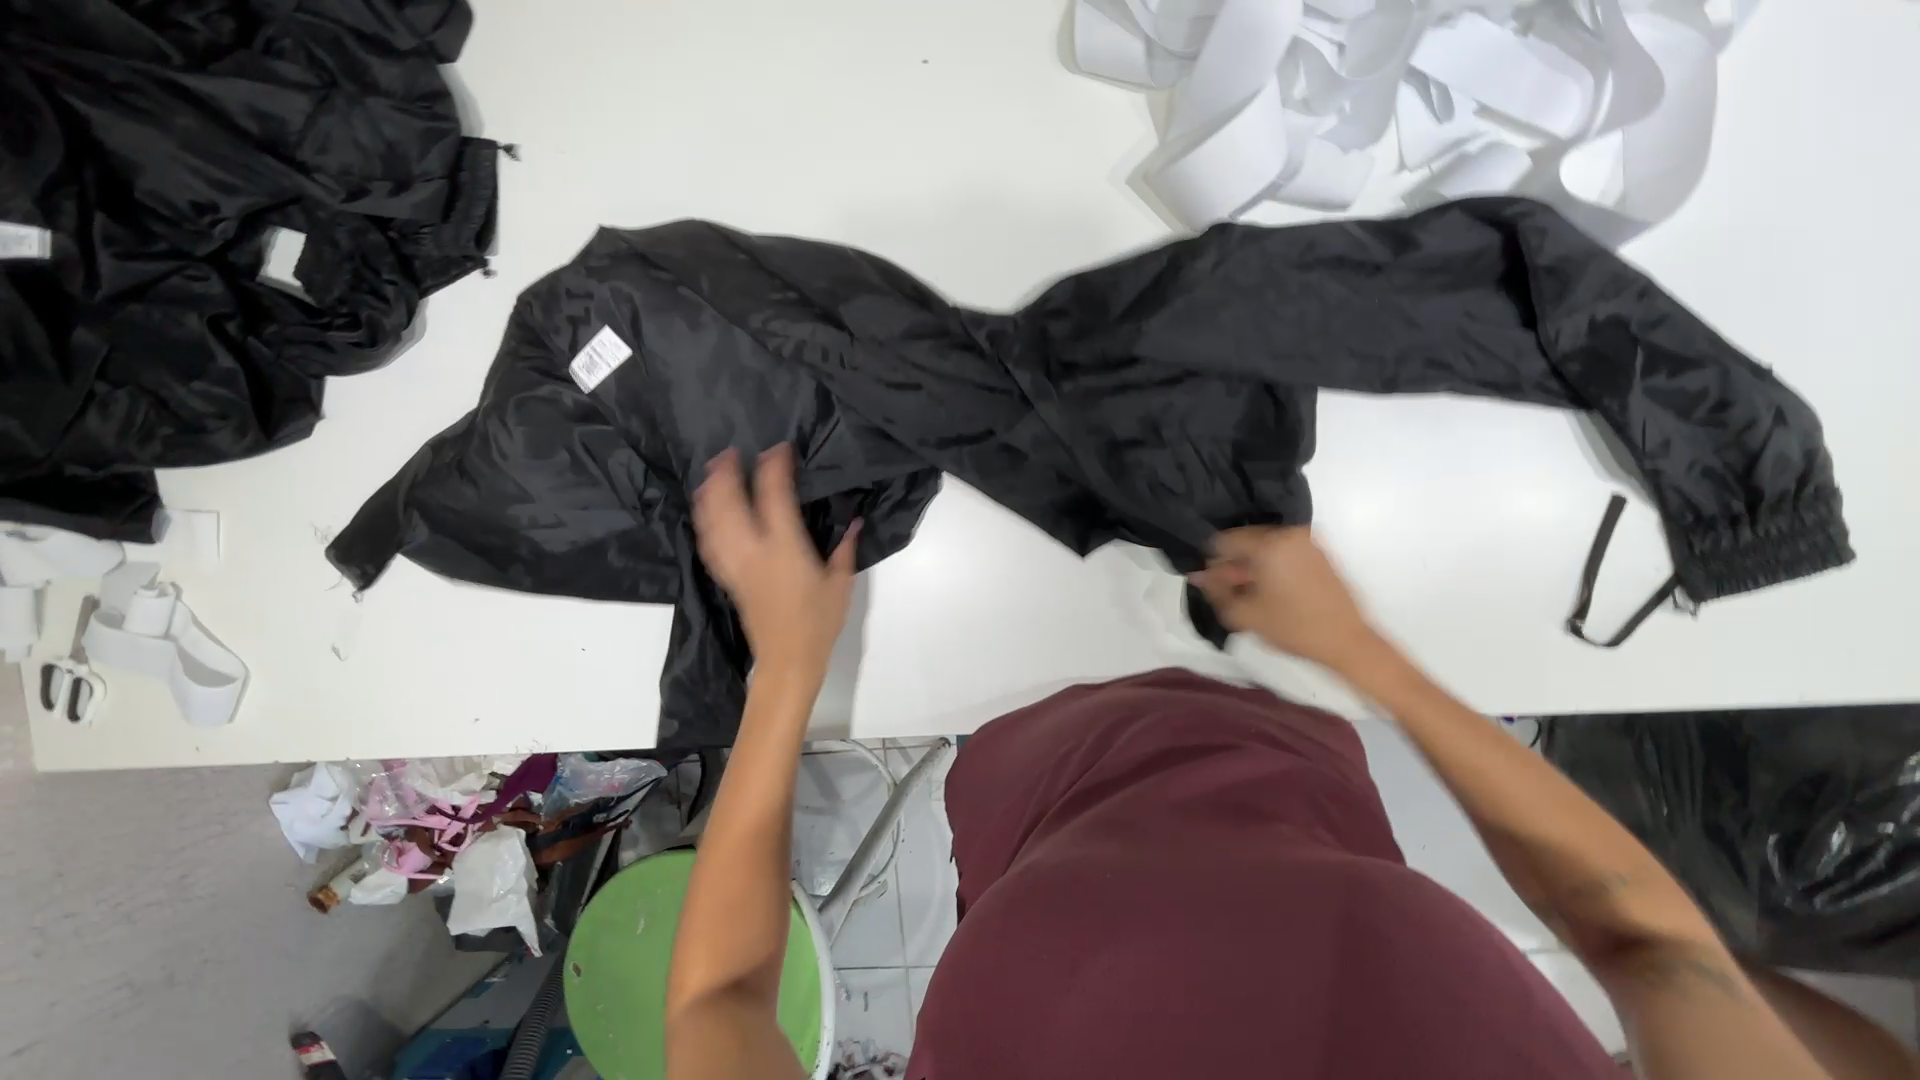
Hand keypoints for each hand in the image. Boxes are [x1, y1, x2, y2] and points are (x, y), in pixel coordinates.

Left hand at [693, 444, 858, 679]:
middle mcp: (754, 551)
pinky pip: (710, 544)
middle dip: (726, 474)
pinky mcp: (728, 579)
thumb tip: (855, 520)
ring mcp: (736, 565)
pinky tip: (706, 512)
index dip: (774, 467)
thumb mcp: (840, 583)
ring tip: (710, 474)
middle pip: (730, 503)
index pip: (774, 495)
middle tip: (730, 453)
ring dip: (709, 494)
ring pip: (712, 522)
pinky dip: (705, 522)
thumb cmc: (819, 622)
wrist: (788, 660)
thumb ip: (845, 548)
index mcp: (784, 547)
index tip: (779, 448)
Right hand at [1188, 526, 1383, 673]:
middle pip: (1246, 540)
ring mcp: (1308, 542)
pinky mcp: (1320, 554)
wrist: (1347, 641)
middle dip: (1233, 563)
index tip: (1214, 584)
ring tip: (1251, 594)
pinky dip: (1272, 566)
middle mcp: (1289, 534)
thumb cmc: (1293, 627)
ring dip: (1252, 565)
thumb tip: (1199, 576)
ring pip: (1265, 547)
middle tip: (1231, 591)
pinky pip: (1284, 552)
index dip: (1212, 562)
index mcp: (1269, 543)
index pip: (1223, 540)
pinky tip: (1272, 592)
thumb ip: (1216, 591)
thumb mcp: (1244, 614)